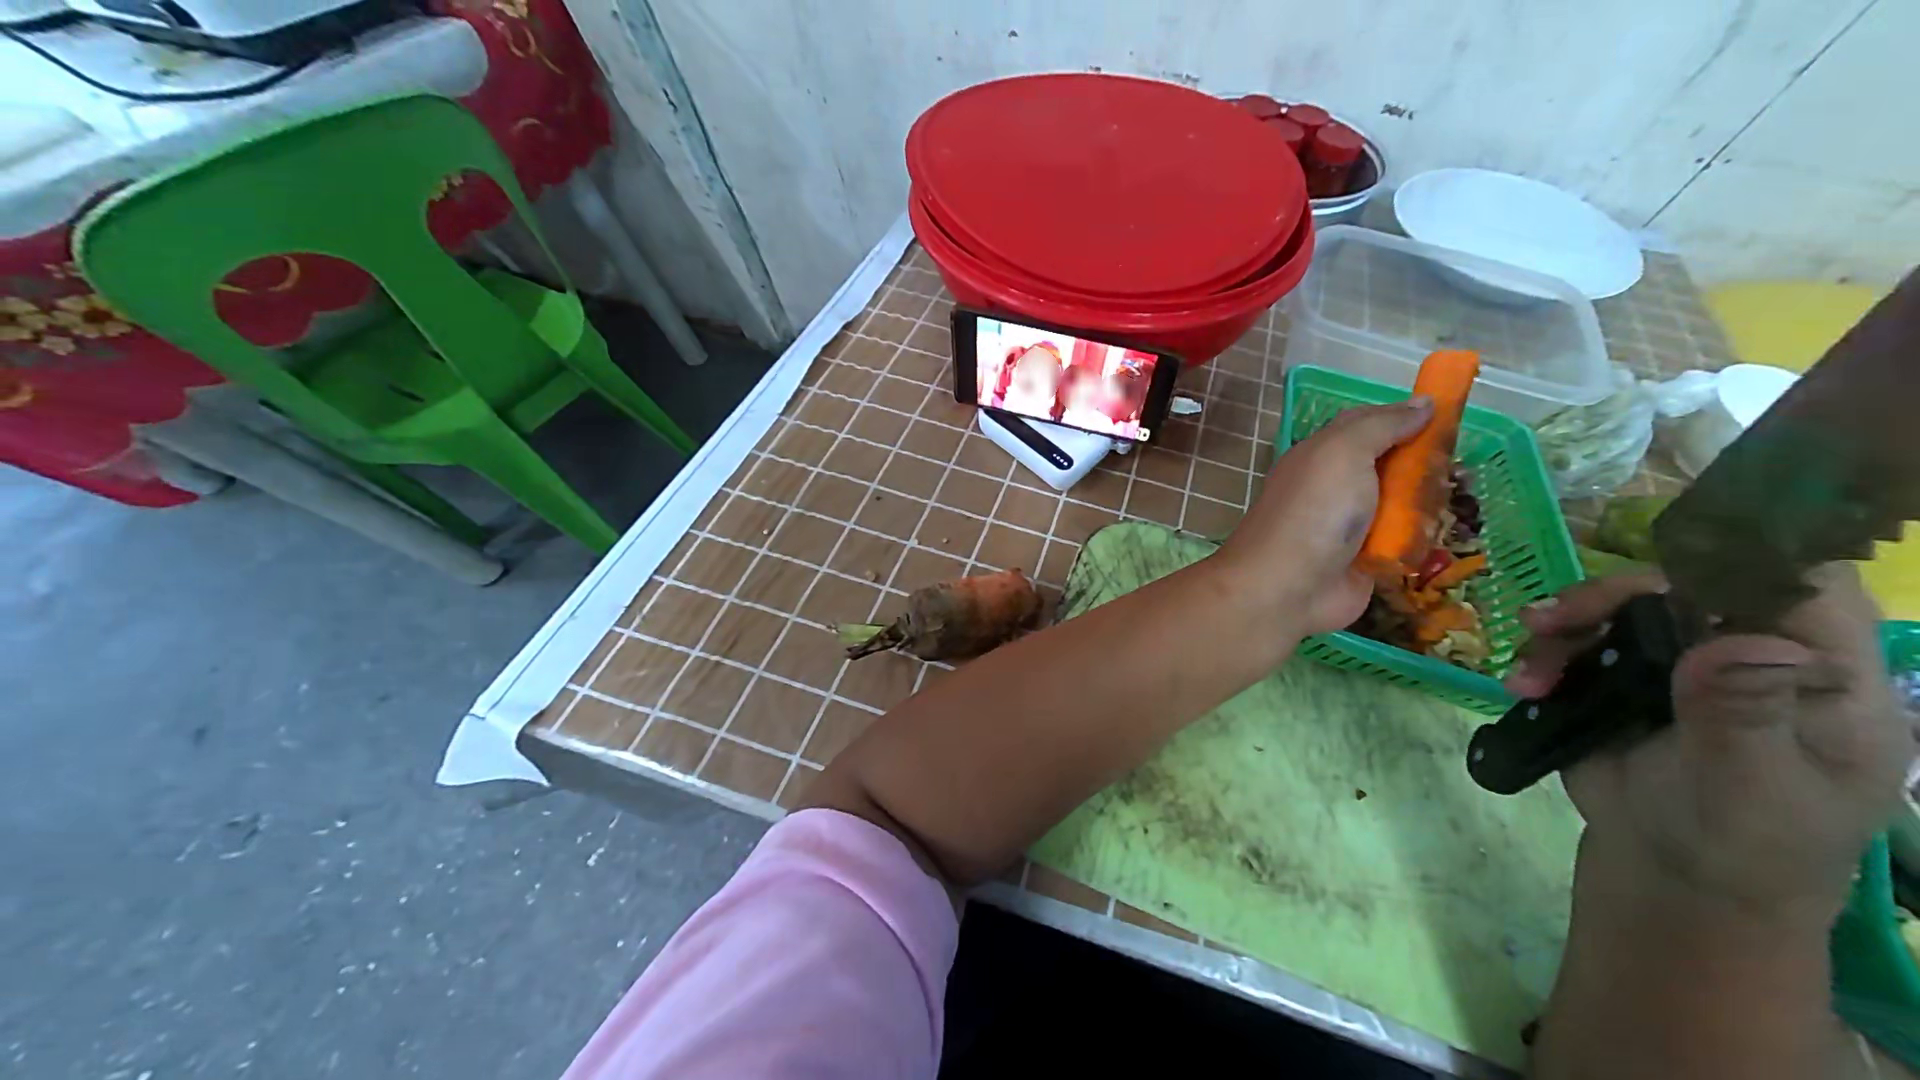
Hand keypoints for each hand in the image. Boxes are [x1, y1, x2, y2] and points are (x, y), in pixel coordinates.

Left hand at [1213, 398, 1431, 638]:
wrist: (1286, 587)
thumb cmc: (1314, 511)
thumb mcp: (1344, 452)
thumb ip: (1382, 425)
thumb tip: (1423, 403)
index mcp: (1322, 455)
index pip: (1370, 425)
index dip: (1406, 419)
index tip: (1449, 418)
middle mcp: (1335, 486)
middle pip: (1392, 465)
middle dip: (1424, 466)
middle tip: (1454, 468)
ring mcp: (1350, 525)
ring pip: (1402, 504)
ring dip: (1427, 504)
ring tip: (1451, 502)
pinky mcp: (1366, 560)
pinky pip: (1404, 543)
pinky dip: (1421, 540)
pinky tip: (1439, 537)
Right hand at [1507, 568, 1913, 924]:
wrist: (1674, 876)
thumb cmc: (1742, 846)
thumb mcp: (1751, 790)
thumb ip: (1744, 716)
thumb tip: (1743, 640)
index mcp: (1824, 679)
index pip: (1805, 589)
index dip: (1745, 557)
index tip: (1664, 556)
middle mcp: (1756, 655)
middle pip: (1690, 585)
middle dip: (1612, 596)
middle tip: (1550, 620)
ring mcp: (1685, 664)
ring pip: (1622, 608)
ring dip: (1565, 626)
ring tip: (1529, 671)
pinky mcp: (1626, 676)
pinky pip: (1582, 640)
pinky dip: (1545, 653)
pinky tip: (1526, 685)